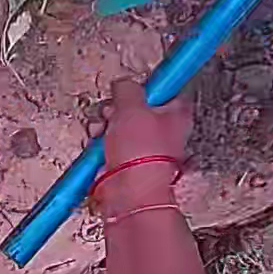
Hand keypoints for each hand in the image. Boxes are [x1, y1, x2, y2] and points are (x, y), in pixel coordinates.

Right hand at [90, 78, 192, 210]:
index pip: (165, 91)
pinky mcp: (122, 160)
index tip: (131, 87)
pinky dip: (97, 143)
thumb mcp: (132, 107)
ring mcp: (141, 147)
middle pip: (134, 108)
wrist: (129, 190)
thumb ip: (127, 89)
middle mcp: (162, 131)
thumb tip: (123, 83)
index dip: (145, 88)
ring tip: (102, 131)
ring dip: (103, 126)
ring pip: (116, 125)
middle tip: (112, 113)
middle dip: (115, 109)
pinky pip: (106, 143)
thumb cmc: (141, 154)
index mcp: (176, 114)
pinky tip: (96, 145)